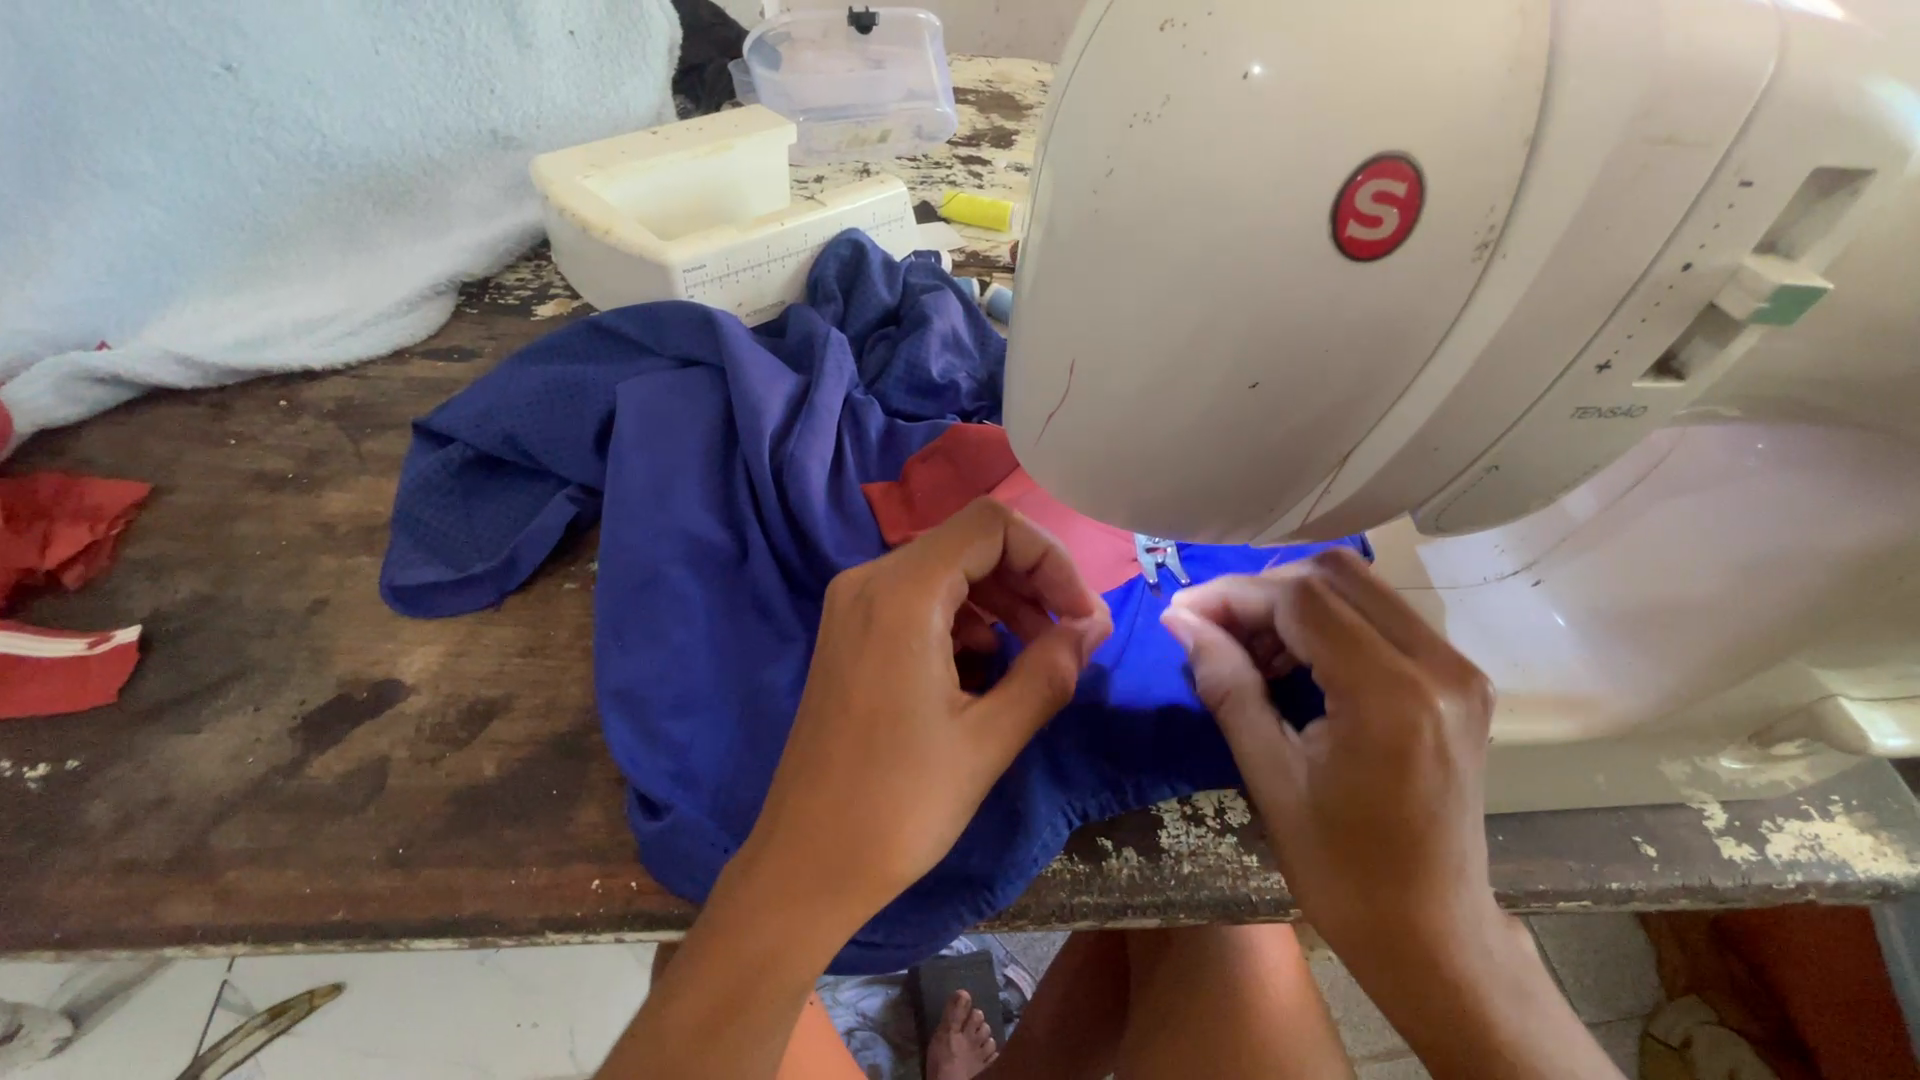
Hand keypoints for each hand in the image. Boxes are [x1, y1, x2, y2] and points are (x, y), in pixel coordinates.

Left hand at [738, 497, 1111, 930]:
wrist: (806, 863)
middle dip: (1031, 580)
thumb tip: (1091, 626)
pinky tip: (986, 670)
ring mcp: (852, 607)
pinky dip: (966, 621)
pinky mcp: (850, 634)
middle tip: (1072, 638)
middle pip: (969, 543)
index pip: (992, 524)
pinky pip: (920, 601)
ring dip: (1002, 602)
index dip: (1050, 558)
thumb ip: (1049, 670)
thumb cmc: (899, 806)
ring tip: (1038, 657)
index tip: (1081, 617)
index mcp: (900, 594)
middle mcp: (868, 581)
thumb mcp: (989, 739)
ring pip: (947, 571)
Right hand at [1160, 548, 1496, 956]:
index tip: (1181, 615)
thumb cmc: (1340, 868)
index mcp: (1391, 697)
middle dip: (1261, 590)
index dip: (1232, 596)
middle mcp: (1439, 666)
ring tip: (1247, 649)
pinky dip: (1327, 622)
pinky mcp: (1459, 680)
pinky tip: (1291, 661)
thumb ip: (1226, 685)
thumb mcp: (1269, 776)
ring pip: (1360, 587)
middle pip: (1335, 575)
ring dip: (1293, 603)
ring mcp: (1458, 670)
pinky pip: (1382, 617)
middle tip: (1212, 629)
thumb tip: (1180, 622)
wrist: (1430, 931)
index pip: (1301, 600)